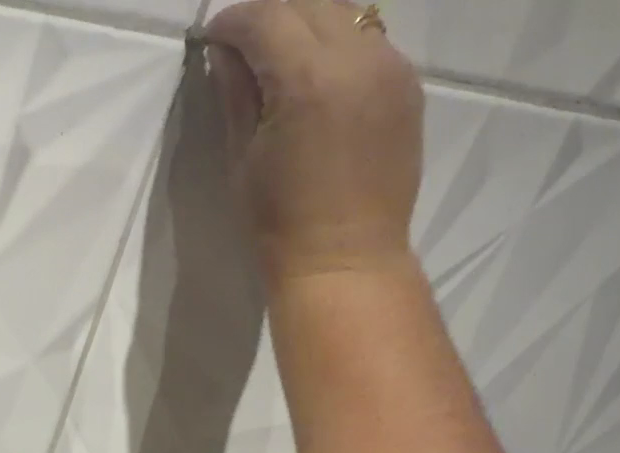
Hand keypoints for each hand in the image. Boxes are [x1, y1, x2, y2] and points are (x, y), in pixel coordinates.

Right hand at [202, 0, 424, 279]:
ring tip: (279, 55)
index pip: (265, 18)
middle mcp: (357, 59)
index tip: (212, 37)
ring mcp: (390, 67)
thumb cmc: (277, 222)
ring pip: (345, 12)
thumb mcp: (241, 158)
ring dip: (306, 21)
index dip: (232, 21)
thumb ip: (237, 94)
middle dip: (269, 13)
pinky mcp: (407, 84)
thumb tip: (227, 53)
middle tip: (242, 42)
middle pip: (308, 2)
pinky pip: (368, 39)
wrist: (345, 258)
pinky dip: (336, 42)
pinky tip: (316, 76)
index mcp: (307, 80)